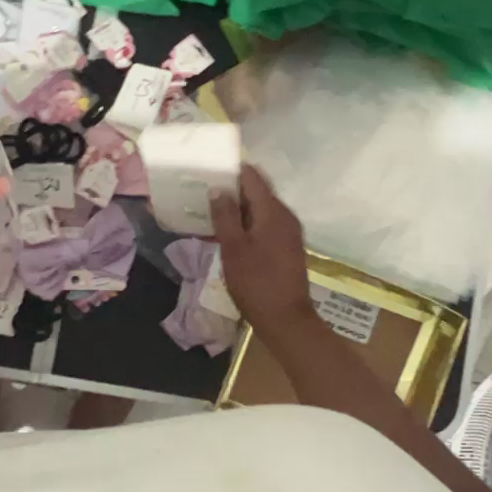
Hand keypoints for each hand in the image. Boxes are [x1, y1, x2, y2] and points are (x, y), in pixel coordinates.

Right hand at [211, 165, 317, 333]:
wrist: (286, 320)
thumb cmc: (256, 283)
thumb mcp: (233, 248)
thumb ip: (225, 216)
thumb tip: (219, 189)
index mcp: (273, 211)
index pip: (252, 176)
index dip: (230, 171)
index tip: (208, 172)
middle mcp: (285, 216)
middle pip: (257, 192)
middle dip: (231, 191)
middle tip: (203, 195)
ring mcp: (289, 232)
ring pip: (260, 211)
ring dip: (238, 211)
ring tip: (210, 215)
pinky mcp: (287, 248)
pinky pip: (265, 226)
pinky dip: (247, 225)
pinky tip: (228, 236)